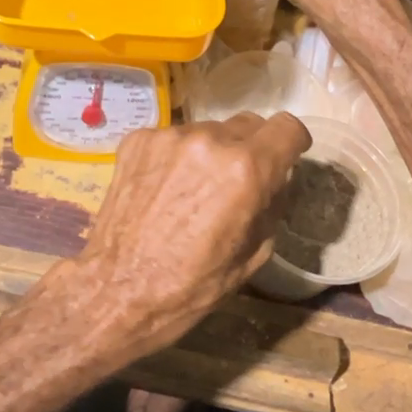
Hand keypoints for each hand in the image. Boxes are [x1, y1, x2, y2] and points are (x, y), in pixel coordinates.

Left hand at [65, 112, 310, 358]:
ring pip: (209, 130)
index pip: (287, 127)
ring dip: (211, 152)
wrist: (119, 288)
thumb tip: (276, 176)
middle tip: (237, 181)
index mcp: (246, 169)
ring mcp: (170, 136)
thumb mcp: (255, 253)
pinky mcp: (138, 139)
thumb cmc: (193, 284)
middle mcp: (210, 140)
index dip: (292, 143)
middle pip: (248, 123)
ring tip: (194, 189)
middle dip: (251, 148)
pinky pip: (174, 138)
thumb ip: (272, 202)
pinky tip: (164, 188)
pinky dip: (177, 156)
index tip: (286, 157)